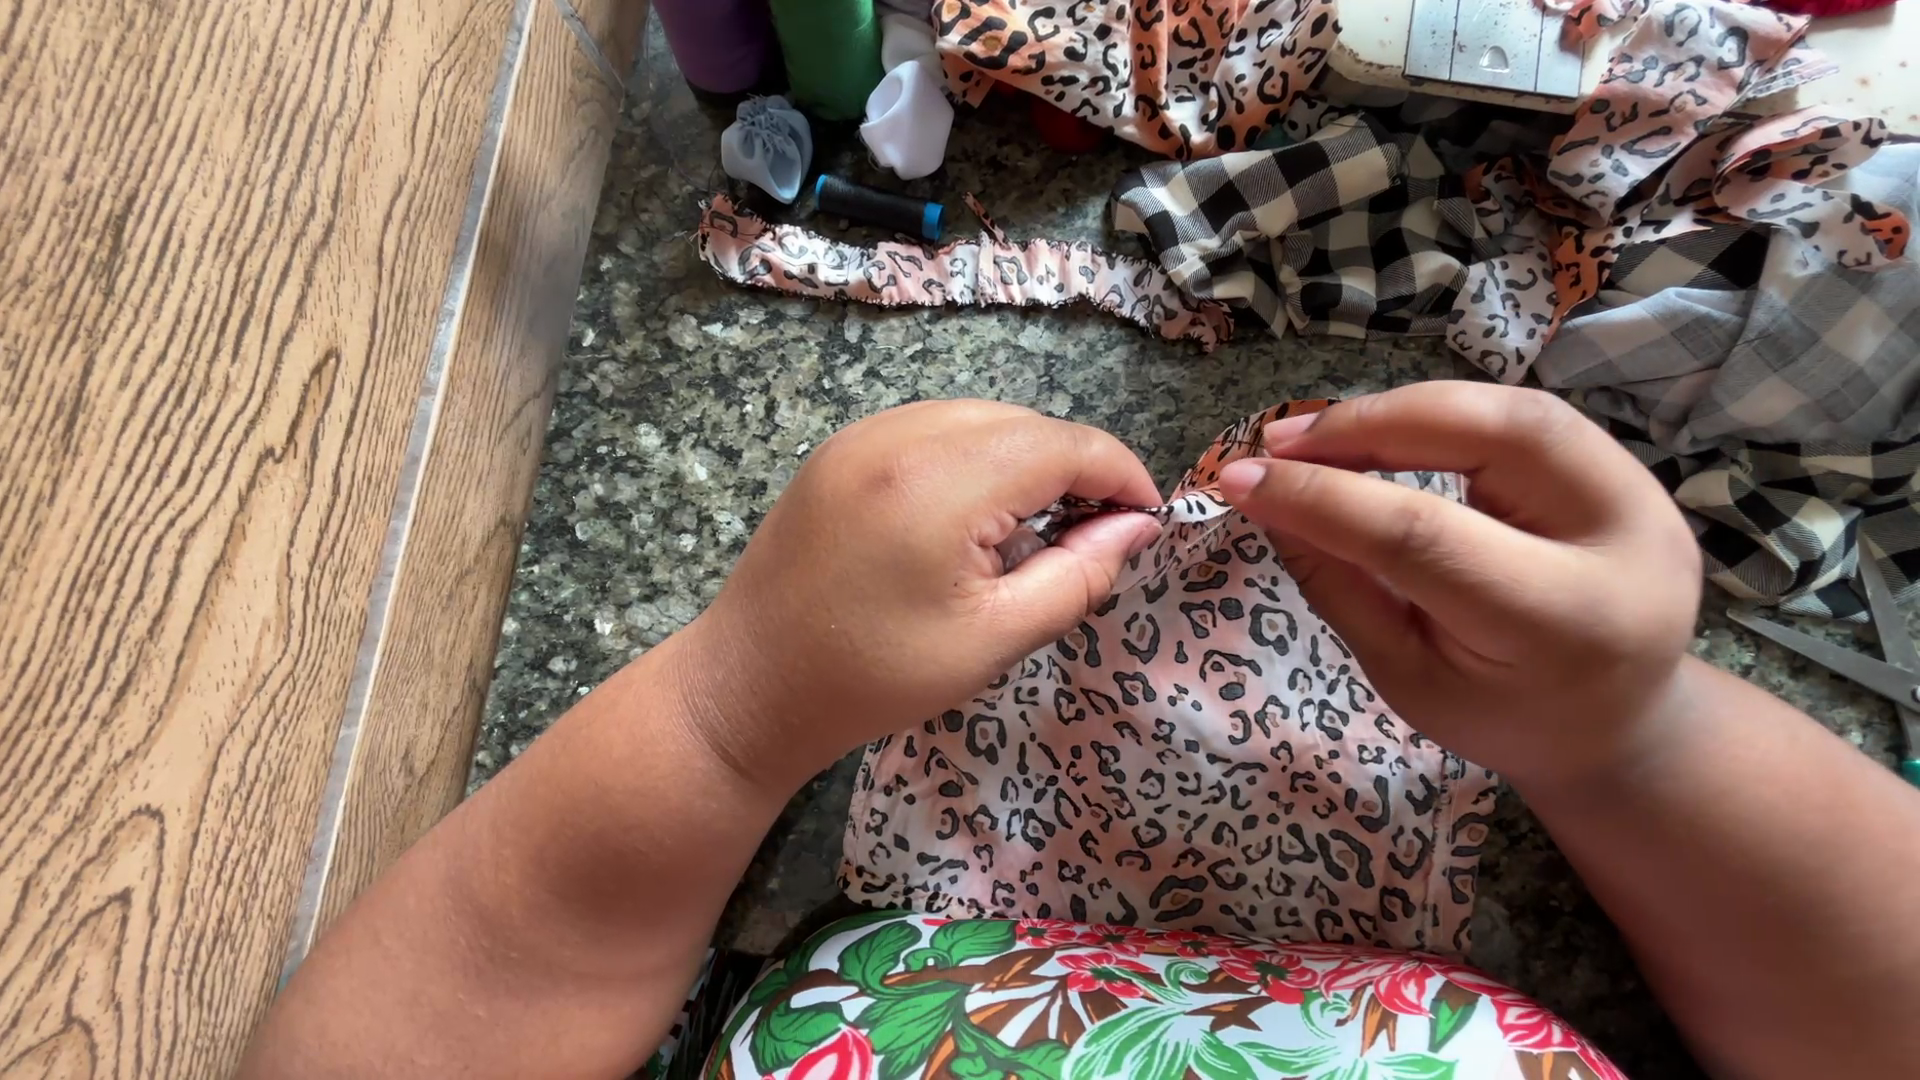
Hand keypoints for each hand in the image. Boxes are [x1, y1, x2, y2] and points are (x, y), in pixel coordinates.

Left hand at [671, 400, 1163, 792]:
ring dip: (1027, 460)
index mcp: (940, 482)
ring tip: (1039, 526)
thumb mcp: (993, 641)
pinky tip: (976, 514)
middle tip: (1095, 532)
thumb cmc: (873, 678)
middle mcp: (900, 434)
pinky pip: (934, 429)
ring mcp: (863, 434)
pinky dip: (976, 458)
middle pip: (1024, 424)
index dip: (1120, 473)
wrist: (749, 685)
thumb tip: (1134, 528)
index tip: (1147, 518)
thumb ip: (1077, 576)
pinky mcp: (841, 448)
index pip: (1063, 444)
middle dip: (1076, 468)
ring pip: (981, 419)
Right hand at [1215, 382, 1701, 787]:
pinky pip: (1515, 415)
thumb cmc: (1497, 714)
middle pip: (1492, 433)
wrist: (1615, 721)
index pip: (1420, 534)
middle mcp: (1621, 538)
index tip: (1239, 480)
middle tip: (1281, 441)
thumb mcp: (1400, 671)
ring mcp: (1638, 491)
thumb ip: (1339, 584)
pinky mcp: (1624, 467)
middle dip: (1370, 424)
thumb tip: (1267, 506)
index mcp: (1558, 619)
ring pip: (1509, 407)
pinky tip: (1374, 433)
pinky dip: (1431, 416)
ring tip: (1314, 434)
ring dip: (1397, 411)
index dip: (1319, 497)